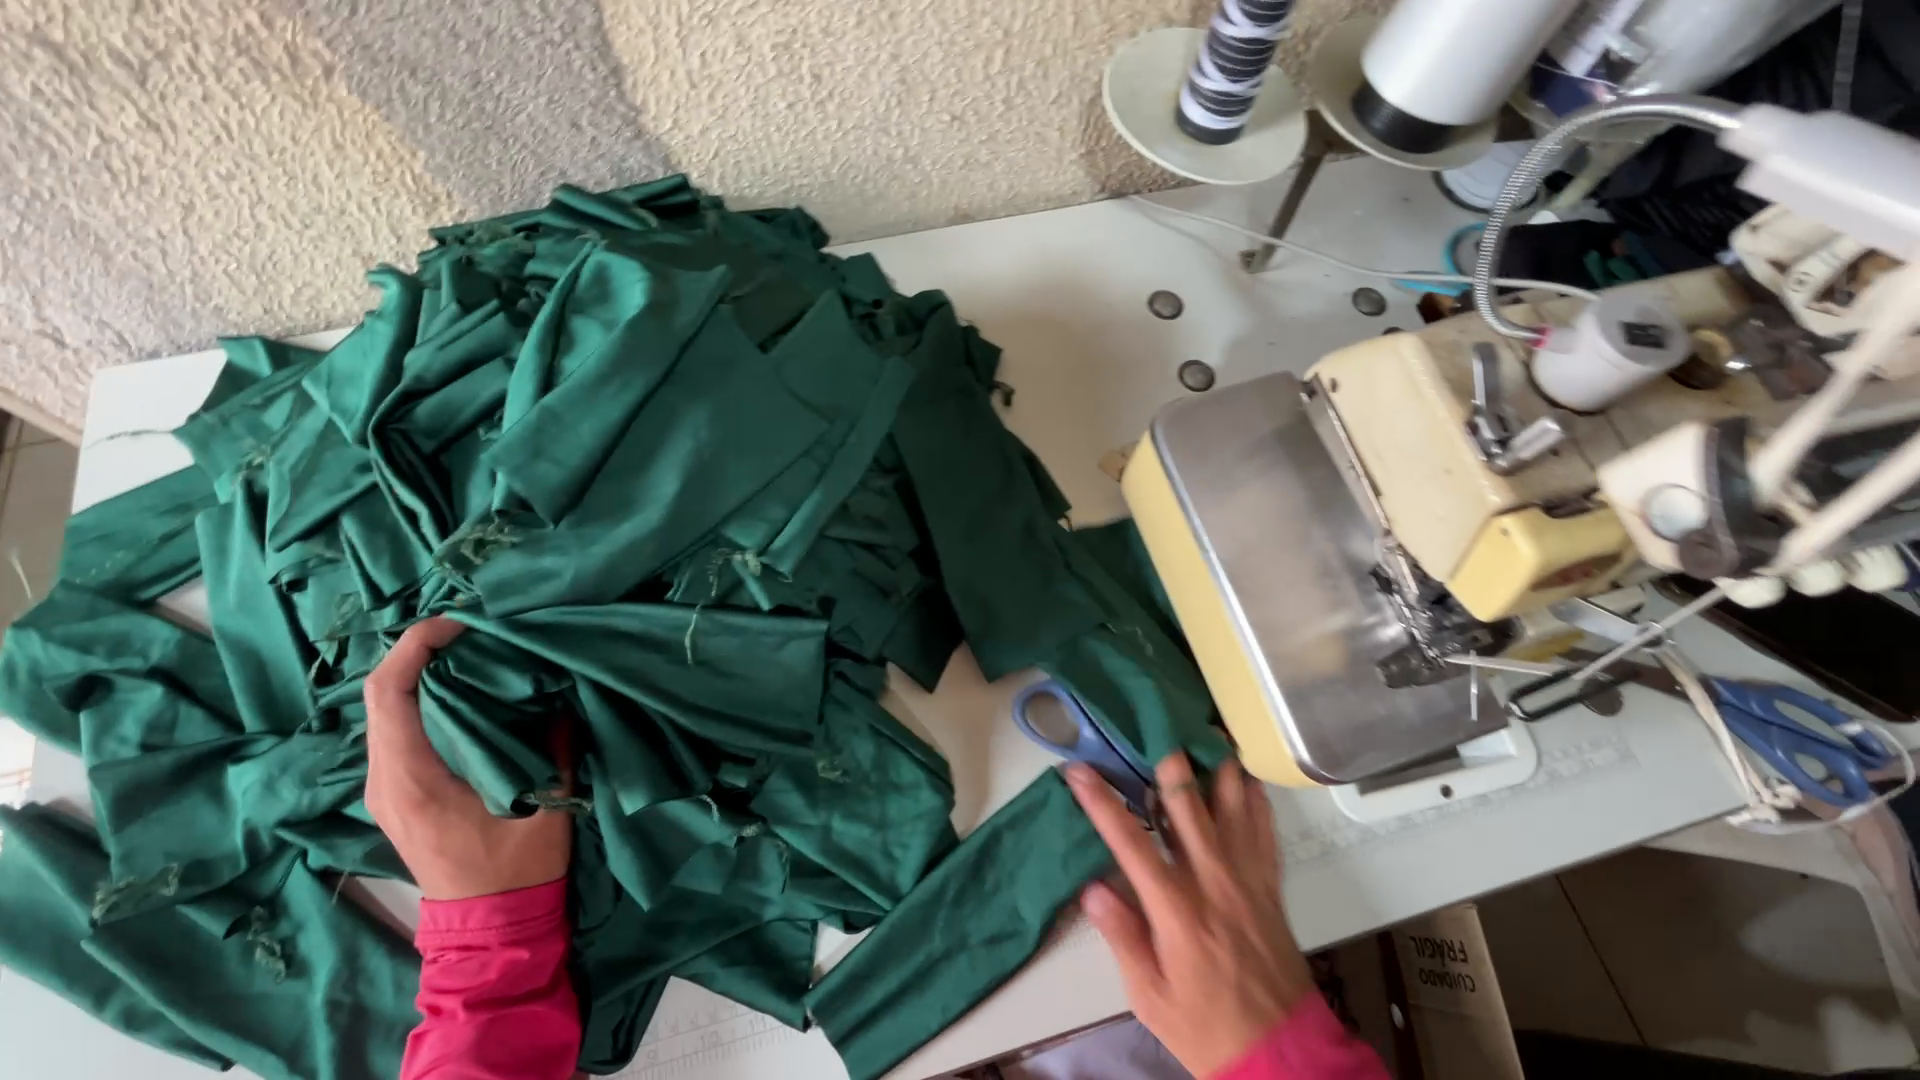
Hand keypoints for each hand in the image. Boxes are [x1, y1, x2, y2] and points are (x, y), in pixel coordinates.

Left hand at [364, 617, 572, 901]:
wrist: (488, 926)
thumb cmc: (517, 872)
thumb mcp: (547, 809)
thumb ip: (554, 749)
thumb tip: (561, 696)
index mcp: (413, 781)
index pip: (389, 696)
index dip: (414, 647)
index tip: (458, 622)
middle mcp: (385, 780)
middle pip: (381, 695)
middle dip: (421, 651)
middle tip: (475, 629)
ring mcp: (385, 787)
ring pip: (386, 710)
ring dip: (422, 673)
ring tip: (474, 651)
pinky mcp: (397, 792)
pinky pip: (397, 729)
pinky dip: (425, 698)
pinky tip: (465, 691)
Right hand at [1067, 754, 1312, 1079]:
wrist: (1279, 1052)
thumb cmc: (1203, 1025)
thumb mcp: (1148, 994)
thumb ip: (1122, 935)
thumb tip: (1093, 886)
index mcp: (1175, 907)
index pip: (1129, 841)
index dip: (1100, 802)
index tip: (1077, 771)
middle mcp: (1212, 880)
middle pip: (1188, 806)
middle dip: (1168, 762)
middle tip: (1153, 723)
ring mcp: (1246, 878)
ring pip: (1234, 807)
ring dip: (1218, 767)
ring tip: (1207, 732)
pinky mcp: (1269, 885)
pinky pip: (1266, 829)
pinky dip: (1256, 798)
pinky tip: (1246, 775)